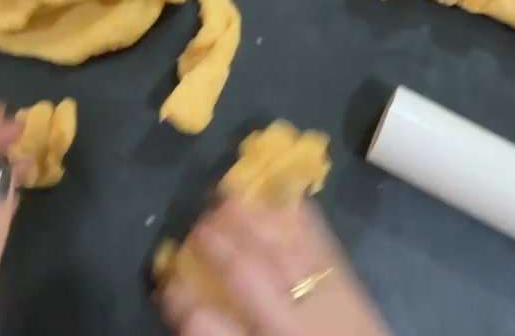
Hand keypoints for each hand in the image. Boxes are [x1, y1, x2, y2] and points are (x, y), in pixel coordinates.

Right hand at [158, 198, 392, 335]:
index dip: (180, 299)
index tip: (167, 281)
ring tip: (225, 197)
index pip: (205, 325)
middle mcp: (288, 324)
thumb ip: (225, 333)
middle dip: (213, 243)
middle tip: (193, 225)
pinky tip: (275, 192)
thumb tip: (192, 307)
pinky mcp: (348, 279)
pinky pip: (318, 236)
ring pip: (278, 246)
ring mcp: (321, 297)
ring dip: (248, 216)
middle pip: (242, 272)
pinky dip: (294, 211)